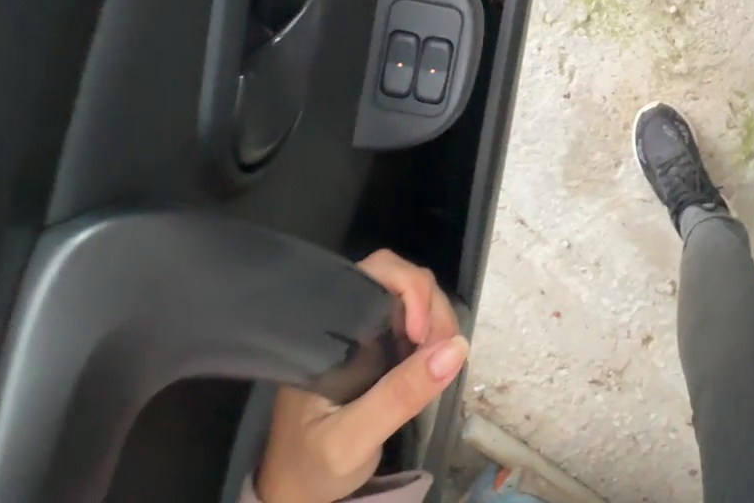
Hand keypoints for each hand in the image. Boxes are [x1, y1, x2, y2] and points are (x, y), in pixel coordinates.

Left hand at [255, 250, 467, 502]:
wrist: (296, 495)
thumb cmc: (311, 467)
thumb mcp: (352, 439)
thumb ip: (399, 396)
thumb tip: (457, 347)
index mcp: (329, 328)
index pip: (375, 273)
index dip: (411, 289)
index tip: (422, 336)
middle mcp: (347, 320)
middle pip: (401, 280)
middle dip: (432, 307)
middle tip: (440, 354)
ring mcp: (365, 334)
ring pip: (414, 299)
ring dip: (437, 323)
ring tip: (438, 365)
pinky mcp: (380, 350)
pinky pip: (416, 325)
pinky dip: (434, 339)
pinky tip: (432, 367)